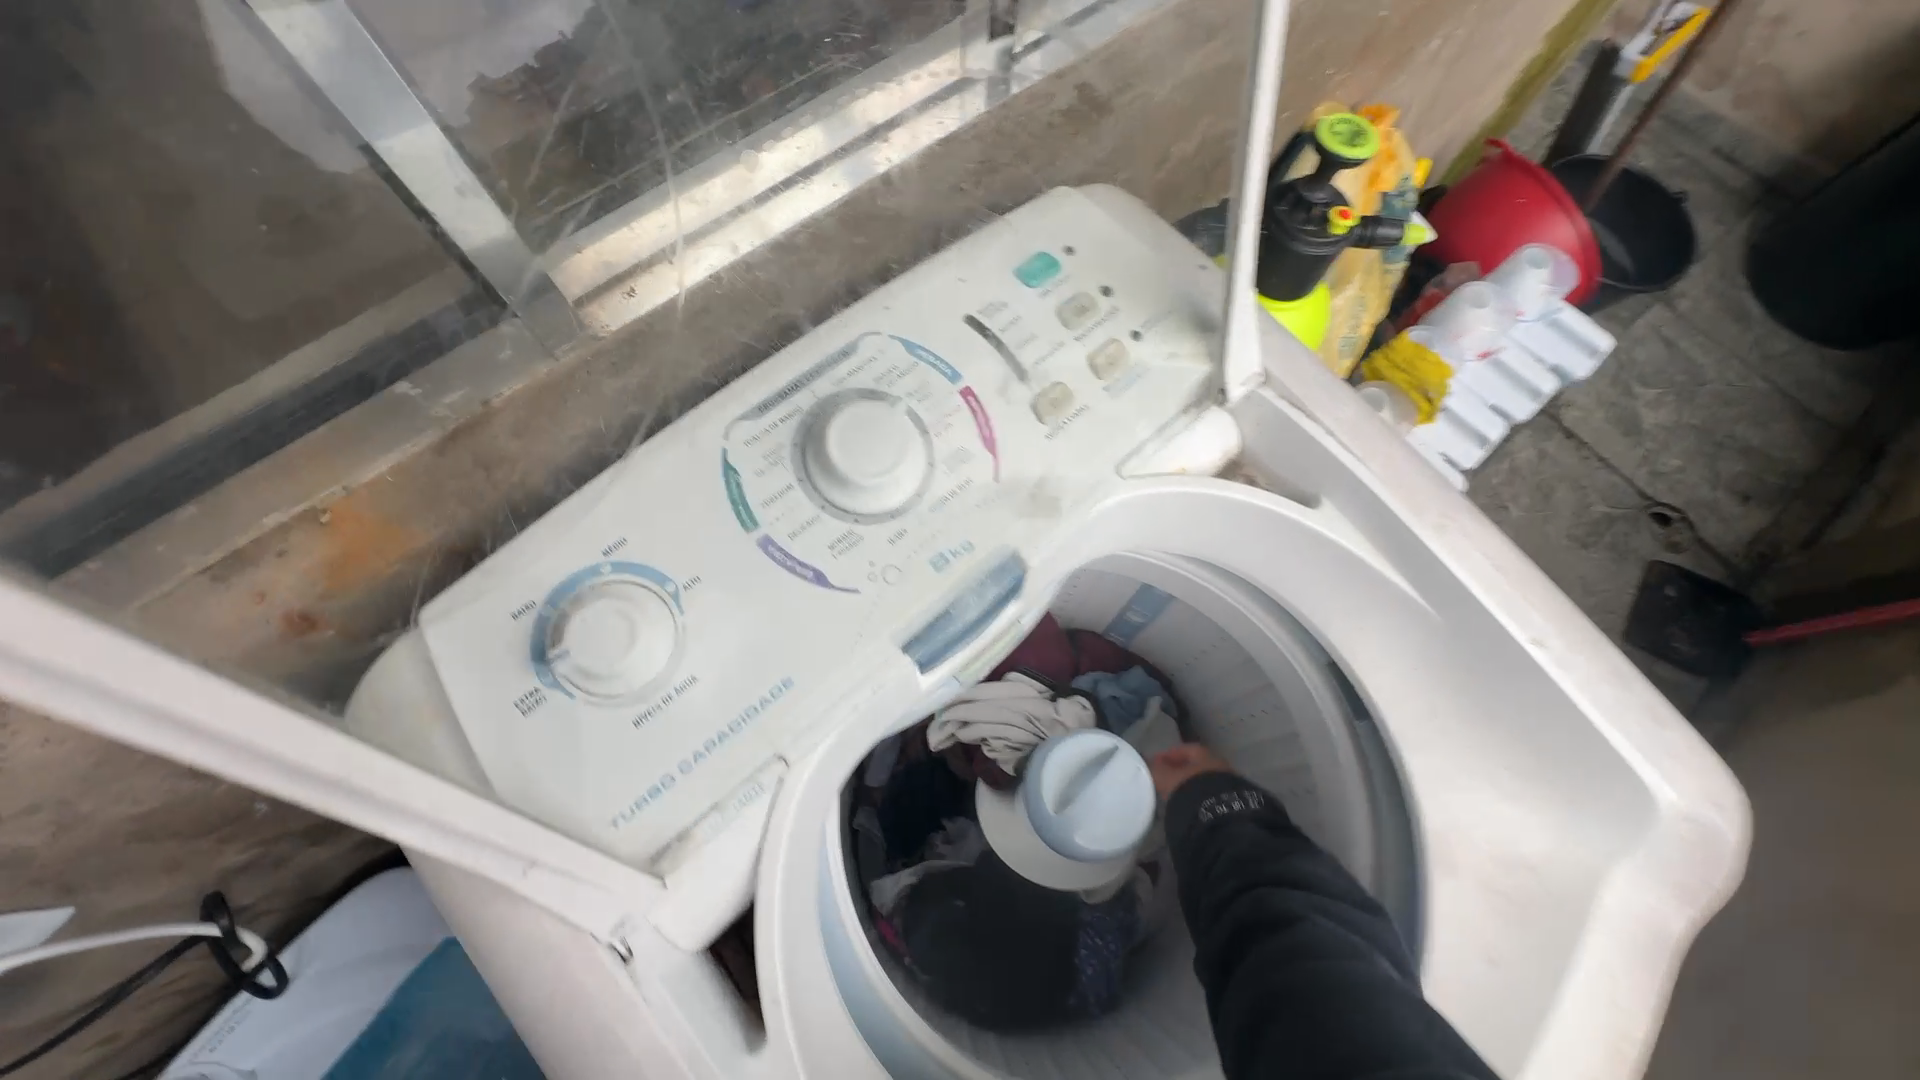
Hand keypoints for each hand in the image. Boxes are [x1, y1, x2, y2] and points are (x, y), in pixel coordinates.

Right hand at [1150, 743, 1230, 799]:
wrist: (1219, 816)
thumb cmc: (1190, 790)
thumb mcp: (1167, 778)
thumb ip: (1156, 769)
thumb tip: (1148, 762)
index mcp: (1205, 754)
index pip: (1185, 749)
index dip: (1169, 755)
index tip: (1156, 764)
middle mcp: (1219, 765)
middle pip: (1197, 765)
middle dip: (1182, 771)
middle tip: (1167, 780)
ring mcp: (1228, 784)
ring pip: (1205, 781)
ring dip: (1192, 785)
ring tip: (1178, 796)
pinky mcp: (1232, 803)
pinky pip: (1212, 796)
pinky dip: (1201, 798)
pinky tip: (1192, 807)